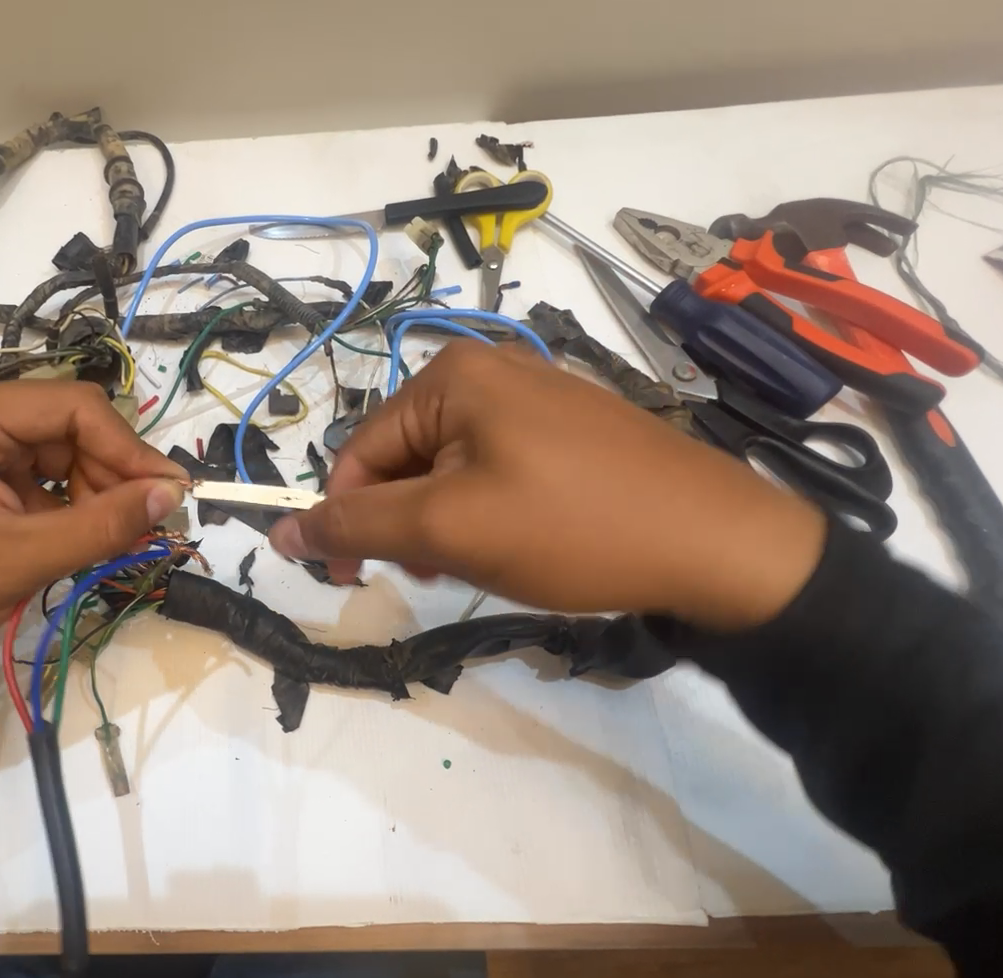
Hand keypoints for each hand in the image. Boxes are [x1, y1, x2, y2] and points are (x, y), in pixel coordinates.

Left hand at [0, 381, 188, 668]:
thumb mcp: (15, 560)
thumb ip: (97, 527)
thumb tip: (171, 495)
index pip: (69, 406)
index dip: (126, 447)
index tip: (169, 493)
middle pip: (70, 427)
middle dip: (112, 476)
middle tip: (145, 526)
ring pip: (66, 453)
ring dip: (98, 494)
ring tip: (116, 539)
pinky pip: (48, 479)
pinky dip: (76, 507)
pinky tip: (91, 538)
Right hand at [268, 341, 824, 629]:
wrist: (725, 547)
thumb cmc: (571, 530)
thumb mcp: (447, 530)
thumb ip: (353, 527)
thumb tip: (277, 529)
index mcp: (450, 377)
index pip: (358, 453)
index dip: (346, 520)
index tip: (356, 581)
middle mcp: (487, 370)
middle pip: (401, 460)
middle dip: (406, 523)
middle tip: (439, 571)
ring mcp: (532, 397)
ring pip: (444, 471)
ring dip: (442, 524)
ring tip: (479, 562)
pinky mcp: (566, 429)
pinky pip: (491, 470)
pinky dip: (483, 513)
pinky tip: (516, 544)